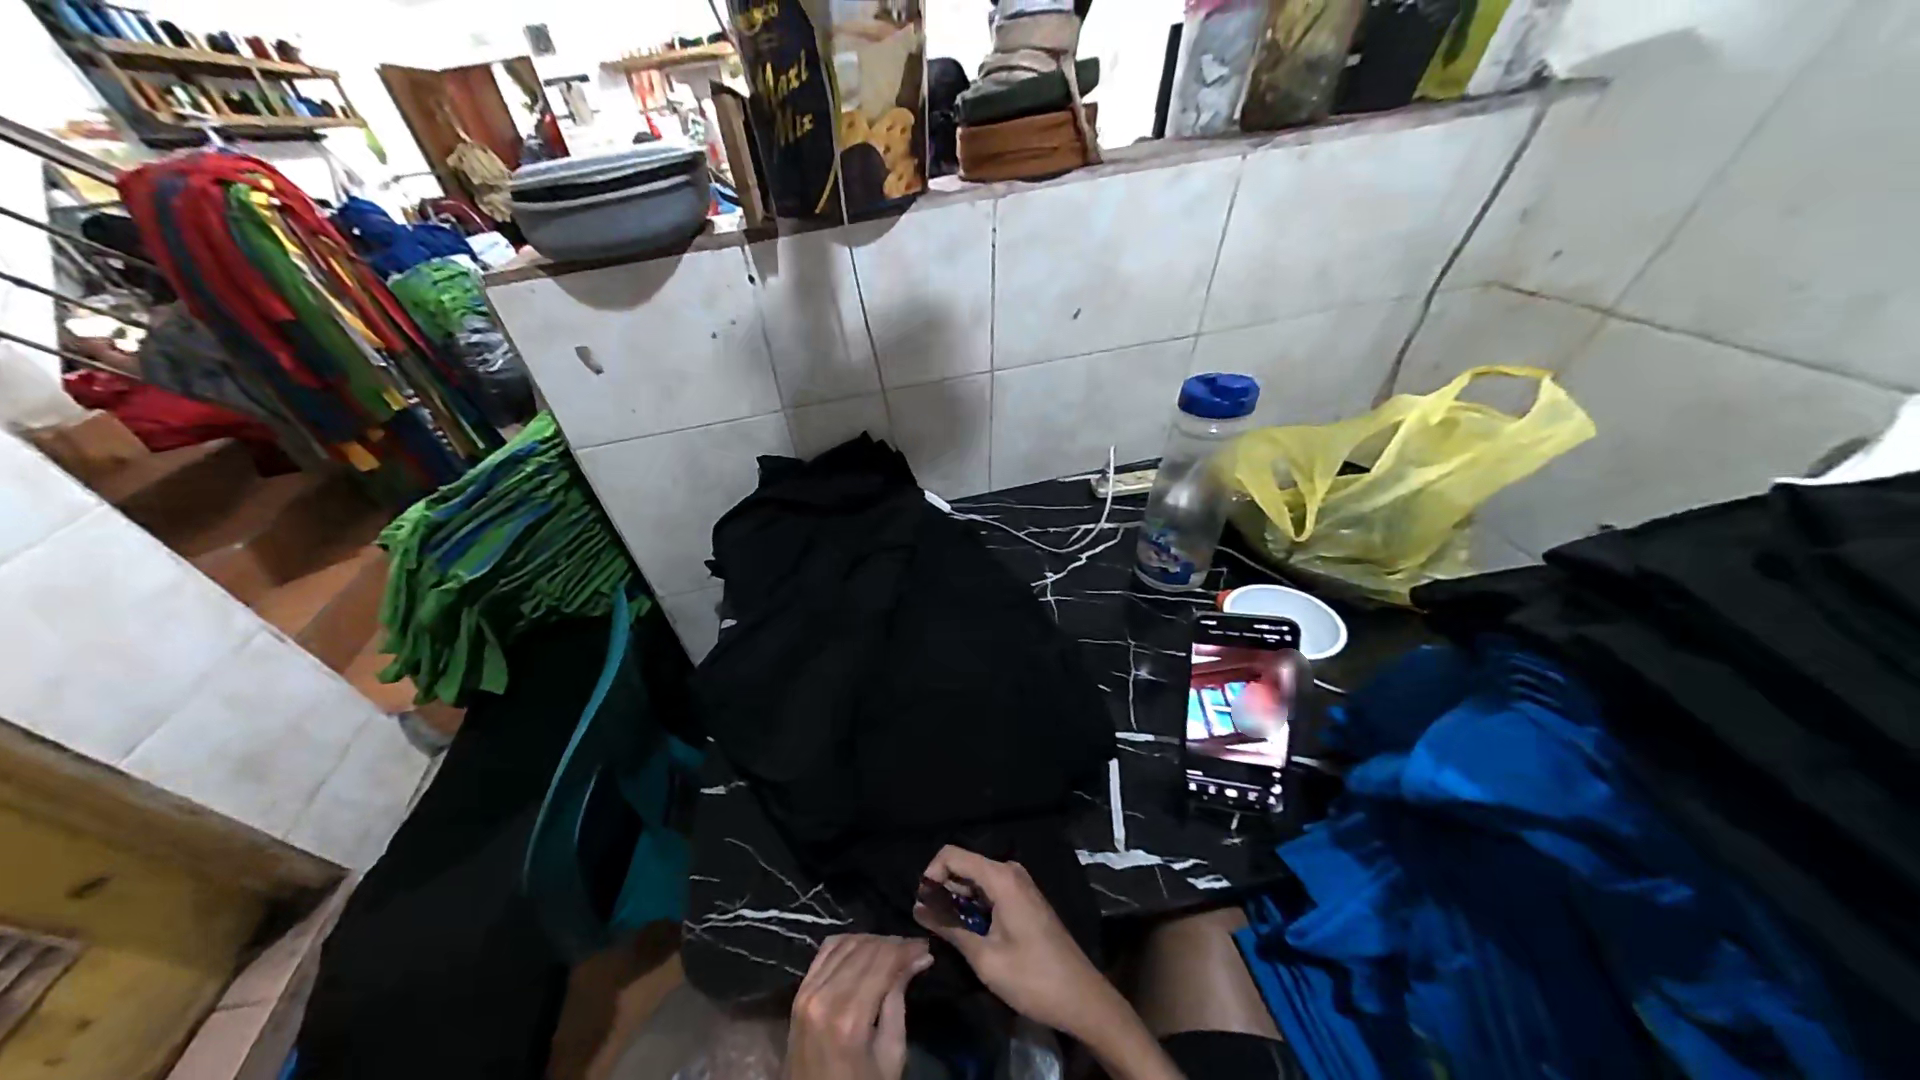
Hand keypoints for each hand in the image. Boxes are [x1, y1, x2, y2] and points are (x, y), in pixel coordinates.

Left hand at [786, 935, 931, 1079]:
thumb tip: (920, 958)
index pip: (884, 961)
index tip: (927, 948)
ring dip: (873, 941)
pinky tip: (865, 949)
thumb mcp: (890, 1055)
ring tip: (894, 951)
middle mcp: (824, 996)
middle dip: (894, 944)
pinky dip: (848, 943)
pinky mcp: (799, 992)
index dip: (908, 948)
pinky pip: (826, 951)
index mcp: (849, 1017)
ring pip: (846, 943)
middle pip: (866, 949)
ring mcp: (807, 992)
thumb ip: (899, 1000)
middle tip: (915, 950)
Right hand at [912, 846, 1127, 1041]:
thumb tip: (918, 908)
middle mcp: (1010, 872)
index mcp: (1001, 877)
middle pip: (964, 865)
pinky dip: (973, 905)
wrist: (1081, 998)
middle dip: (941, 888)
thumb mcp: (984, 958)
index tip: (921, 904)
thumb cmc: (1032, 978)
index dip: (931, 874)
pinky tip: (967, 931)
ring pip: (976, 879)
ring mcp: (1020, 885)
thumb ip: (949, 928)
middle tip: (928, 921)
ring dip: (956, 899)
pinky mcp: (1024, 899)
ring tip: (944, 930)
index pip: (952, 854)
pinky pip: (989, 890)